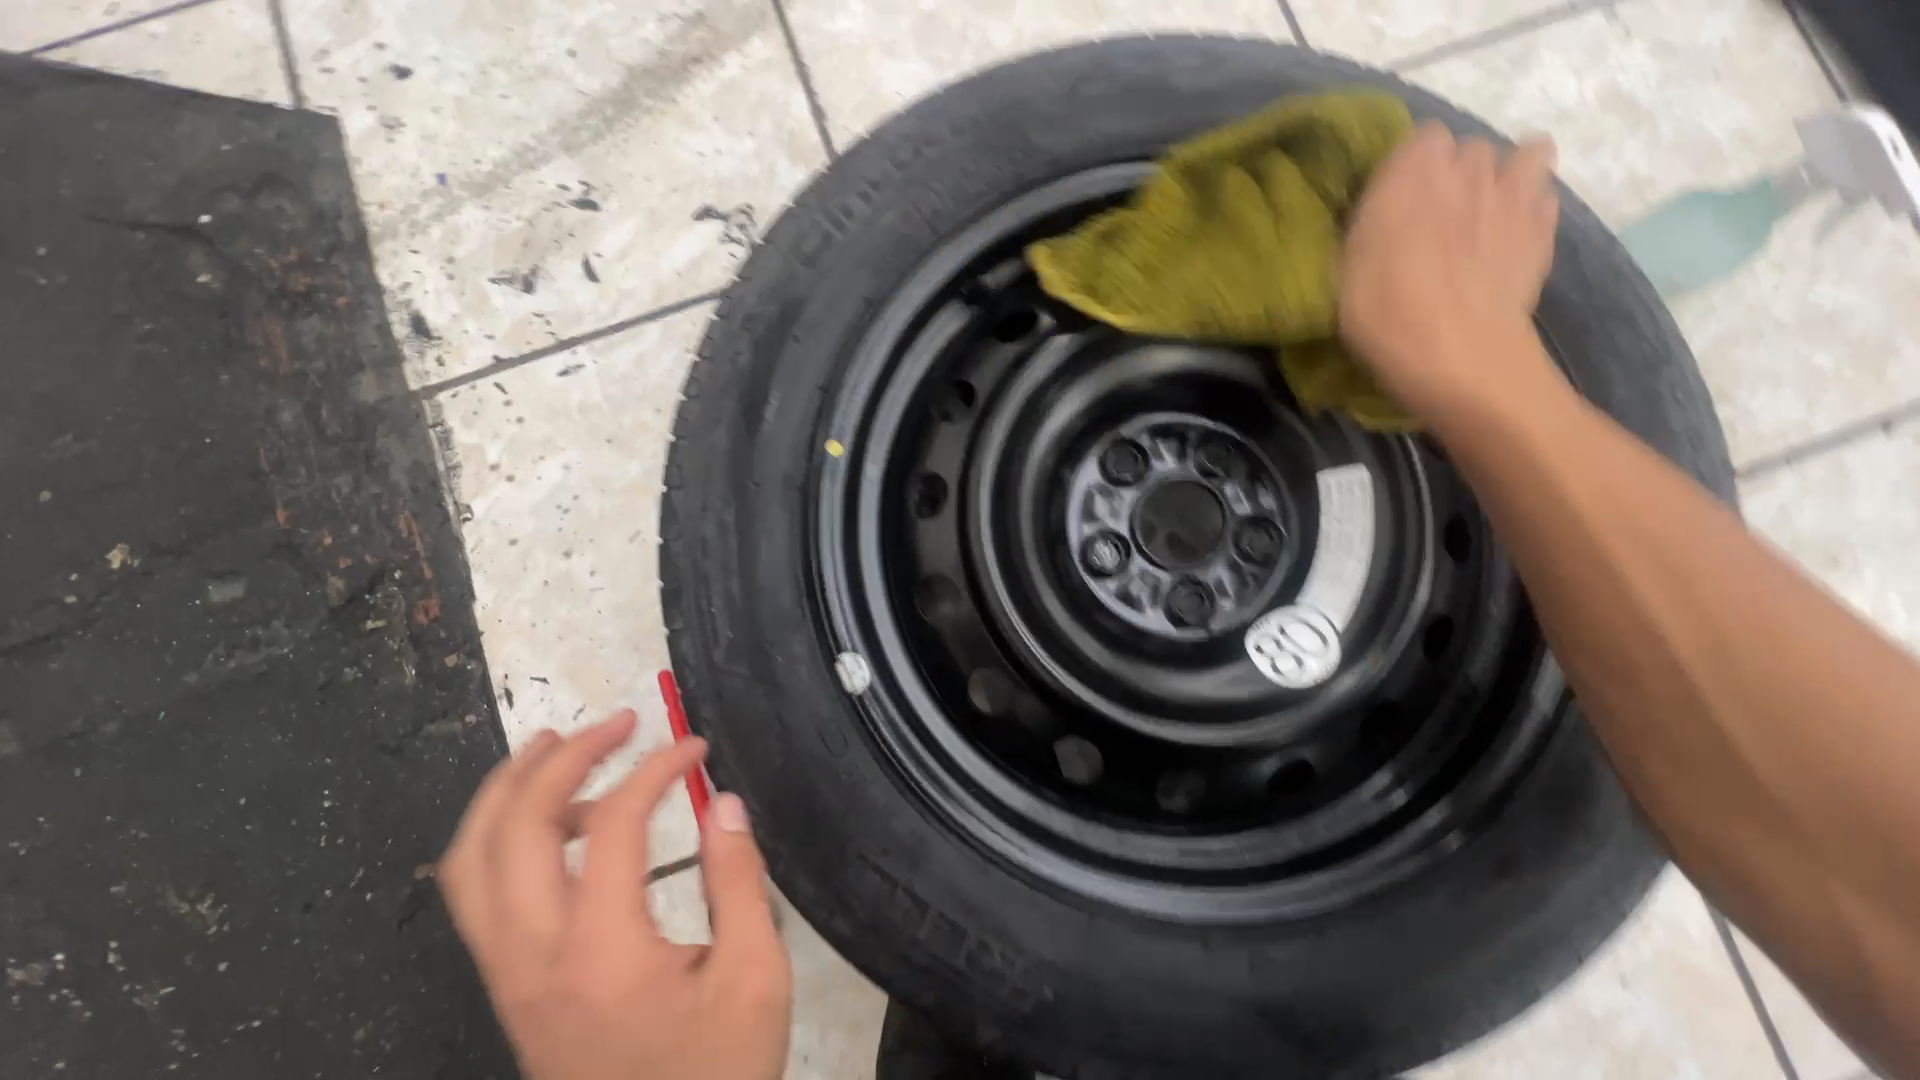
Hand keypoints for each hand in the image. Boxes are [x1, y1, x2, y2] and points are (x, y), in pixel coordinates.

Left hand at [438, 711, 791, 1079]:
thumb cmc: (717, 1073)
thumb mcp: (756, 978)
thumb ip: (739, 880)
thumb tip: (722, 801)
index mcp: (602, 953)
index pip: (616, 825)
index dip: (657, 769)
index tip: (695, 747)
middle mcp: (533, 958)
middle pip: (516, 827)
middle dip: (566, 756)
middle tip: (620, 722)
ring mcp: (507, 976)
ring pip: (470, 861)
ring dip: (509, 790)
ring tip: (553, 745)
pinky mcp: (507, 989)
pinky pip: (472, 897)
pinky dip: (494, 838)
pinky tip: (538, 821)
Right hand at [1339, 122, 1563, 423]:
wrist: (1461, 356)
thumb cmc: (1386, 317)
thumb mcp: (1343, 273)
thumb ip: (1365, 227)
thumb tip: (1378, 214)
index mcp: (1410, 175)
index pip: (1419, 139)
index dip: (1409, 167)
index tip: (1394, 201)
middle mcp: (1467, 172)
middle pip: (1469, 148)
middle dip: (1455, 174)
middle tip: (1434, 217)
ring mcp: (1514, 197)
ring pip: (1524, 156)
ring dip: (1505, 178)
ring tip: (1486, 215)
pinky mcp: (1544, 229)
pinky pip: (1544, 196)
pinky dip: (1531, 209)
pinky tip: (1512, 239)